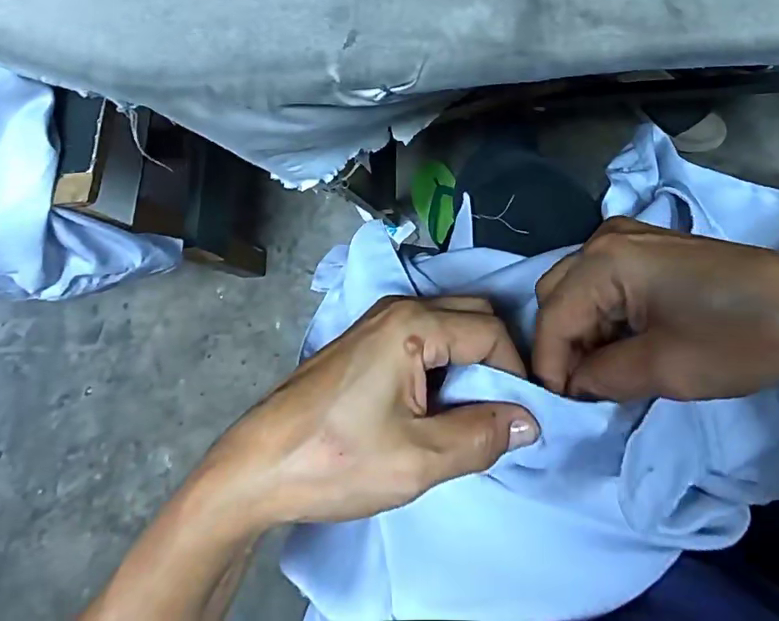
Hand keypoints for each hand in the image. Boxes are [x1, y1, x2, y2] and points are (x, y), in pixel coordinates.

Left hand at [193, 296, 540, 530]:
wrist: (249, 472)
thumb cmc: (333, 461)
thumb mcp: (417, 461)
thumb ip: (481, 436)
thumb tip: (529, 420)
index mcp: (414, 323)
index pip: (491, 333)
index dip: (514, 373)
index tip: (517, 415)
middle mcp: (399, 307)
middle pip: (475, 315)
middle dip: (495, 358)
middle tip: (494, 408)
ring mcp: (378, 319)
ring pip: (450, 321)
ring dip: (469, 358)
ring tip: (463, 409)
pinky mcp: (364, 338)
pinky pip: (424, 332)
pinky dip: (443, 358)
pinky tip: (430, 401)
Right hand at [531, 217, 778, 400]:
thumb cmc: (738, 337)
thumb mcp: (663, 369)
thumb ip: (600, 377)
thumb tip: (574, 383)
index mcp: (607, 257)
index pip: (551, 318)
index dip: (549, 370)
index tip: (565, 413)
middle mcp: (612, 236)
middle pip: (559, 295)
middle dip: (563, 346)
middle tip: (586, 393)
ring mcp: (637, 237)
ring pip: (582, 288)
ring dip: (585, 332)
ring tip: (608, 376)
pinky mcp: (658, 248)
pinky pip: (610, 281)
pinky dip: (608, 316)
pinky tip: (628, 347)